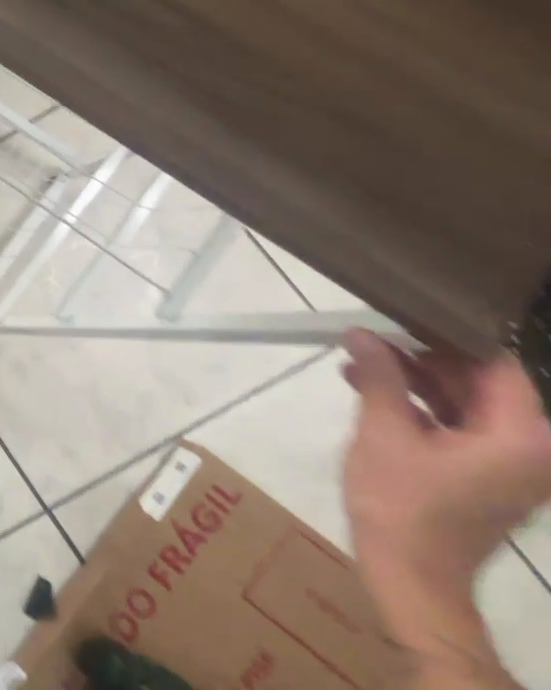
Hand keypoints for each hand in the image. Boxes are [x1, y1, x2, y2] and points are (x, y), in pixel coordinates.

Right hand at [341, 328, 550, 684]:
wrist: (412, 573)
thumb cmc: (401, 502)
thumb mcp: (383, 433)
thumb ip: (380, 378)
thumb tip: (362, 334)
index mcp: (521, 436)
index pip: (496, 365)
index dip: (448, 338)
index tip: (400, 317)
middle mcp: (531, 448)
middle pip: (482, 384)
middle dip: (423, 360)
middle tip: (368, 340)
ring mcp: (512, 465)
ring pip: (466, 404)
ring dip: (415, 383)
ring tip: (359, 364)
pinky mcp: (488, 476)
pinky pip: (460, 428)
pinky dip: (421, 409)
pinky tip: (373, 394)